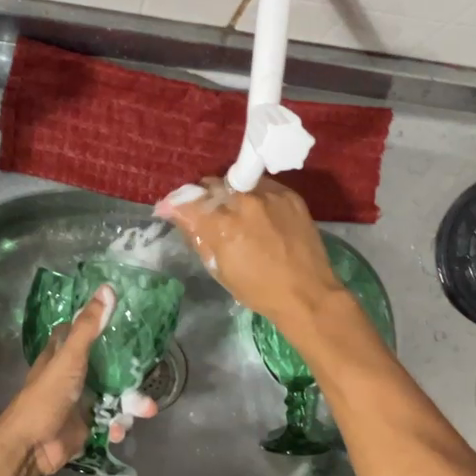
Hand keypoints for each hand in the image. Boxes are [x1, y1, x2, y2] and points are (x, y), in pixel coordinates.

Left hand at [0, 286, 158, 474]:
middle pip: (108, 366)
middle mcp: (74, 375)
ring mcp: (82, 401)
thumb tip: (107, 288)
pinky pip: (112, 421)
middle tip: (148, 376)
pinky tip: (119, 430)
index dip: (102, 325)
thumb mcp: (69, 359)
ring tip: (145, 411)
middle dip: (130, 374)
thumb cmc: (46, 397)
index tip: (127, 320)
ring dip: (130, 404)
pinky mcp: (89, 426)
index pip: (82, 332)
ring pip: (115, 396)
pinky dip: (119, 425)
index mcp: (63, 355)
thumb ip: (88, 327)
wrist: (32, 447)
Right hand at [155, 176, 346, 333]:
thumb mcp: (219, 269)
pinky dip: (252, 195)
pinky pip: (261, 185)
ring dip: (227, 193)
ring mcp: (269, 195)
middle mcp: (244, 202)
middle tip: (202, 211)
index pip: (188, 202)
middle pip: (212, 186)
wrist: (307, 292)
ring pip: (237, 182)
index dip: (174, 205)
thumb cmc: (258, 290)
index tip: (168, 210)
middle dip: (201, 197)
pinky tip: (256, 212)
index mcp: (223, 226)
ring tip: (230, 210)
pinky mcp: (289, 194)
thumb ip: (197, 237)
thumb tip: (176, 214)